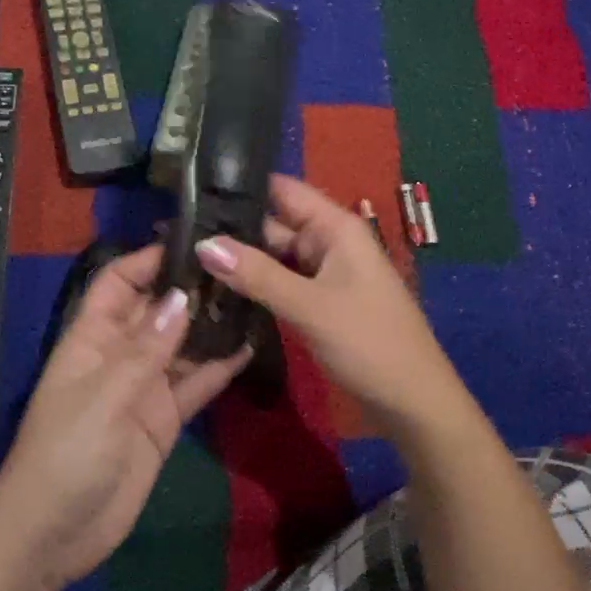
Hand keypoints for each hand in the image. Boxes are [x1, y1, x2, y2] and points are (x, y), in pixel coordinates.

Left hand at [0, 245, 250, 587]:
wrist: (53, 535)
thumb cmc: (65, 455)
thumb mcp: (103, 397)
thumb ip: (145, 350)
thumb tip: (182, 296)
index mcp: (91, 338)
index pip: (119, 283)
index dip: (149, 260)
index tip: (194, 241)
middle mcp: (119, 354)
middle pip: (157, 309)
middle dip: (191, 288)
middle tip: (240, 264)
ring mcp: (143, 387)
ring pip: (181, 344)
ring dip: (211, 324)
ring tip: (255, 296)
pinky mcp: (163, 420)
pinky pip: (194, 384)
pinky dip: (219, 367)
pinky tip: (251, 346)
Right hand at [193, 175, 469, 438]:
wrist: (415, 406)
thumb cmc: (370, 343)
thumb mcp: (310, 306)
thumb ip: (257, 274)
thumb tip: (202, 243)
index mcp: (336, 228)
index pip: (282, 190)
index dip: (242, 185)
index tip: (193, 186)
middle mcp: (329, 242)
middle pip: (273, 223)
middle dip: (231, 227)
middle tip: (175, 229)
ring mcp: (324, 274)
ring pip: (274, 256)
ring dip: (239, 258)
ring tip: (183, 254)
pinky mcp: (319, 303)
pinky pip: (281, 282)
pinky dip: (254, 284)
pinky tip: (216, 289)